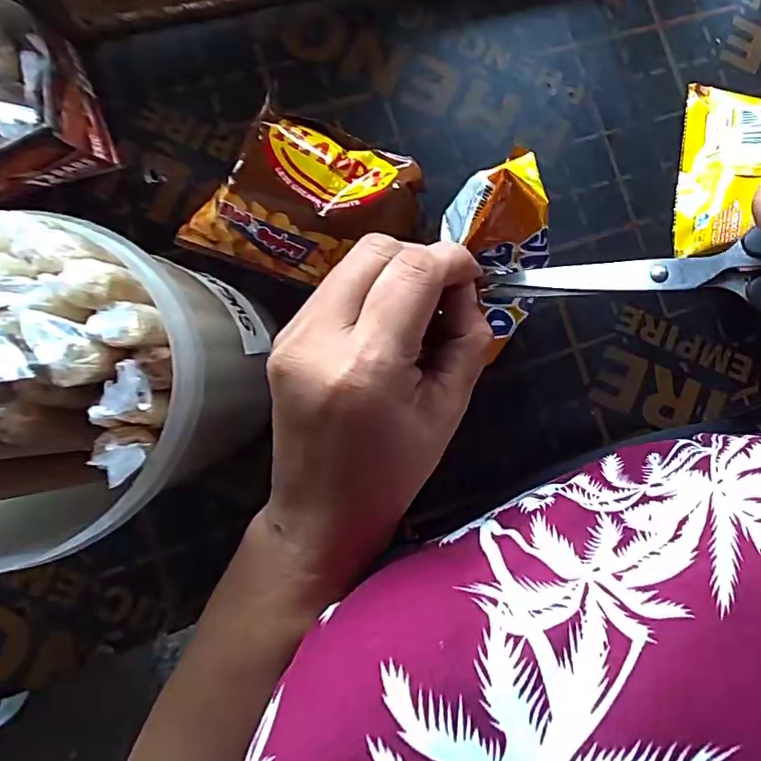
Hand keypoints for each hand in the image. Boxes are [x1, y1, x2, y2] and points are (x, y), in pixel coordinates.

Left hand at [259, 235, 491, 593]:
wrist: (321, 511)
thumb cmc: (395, 471)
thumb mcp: (450, 408)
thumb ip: (467, 339)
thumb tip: (464, 292)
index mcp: (366, 364)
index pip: (413, 270)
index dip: (453, 260)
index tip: (475, 278)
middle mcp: (320, 337)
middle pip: (377, 249)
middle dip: (424, 258)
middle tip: (447, 294)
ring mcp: (294, 333)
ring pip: (354, 261)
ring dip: (397, 270)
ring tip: (419, 309)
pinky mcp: (286, 335)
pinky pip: (337, 285)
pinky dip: (372, 287)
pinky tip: (388, 322)